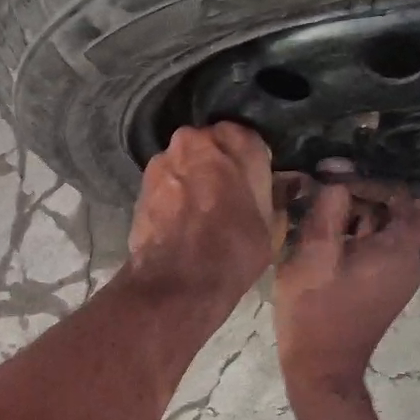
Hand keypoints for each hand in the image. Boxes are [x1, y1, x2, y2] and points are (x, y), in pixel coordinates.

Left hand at [125, 123, 274, 308]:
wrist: (178, 280)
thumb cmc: (234, 250)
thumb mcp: (273, 226)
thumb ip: (273, 195)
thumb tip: (278, 187)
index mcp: (238, 141)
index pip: (249, 140)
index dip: (251, 164)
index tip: (252, 186)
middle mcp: (198, 139)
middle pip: (212, 146)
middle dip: (217, 166)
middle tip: (225, 197)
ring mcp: (164, 158)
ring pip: (184, 163)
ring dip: (191, 179)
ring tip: (198, 213)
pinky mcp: (141, 182)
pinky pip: (165, 183)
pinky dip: (171, 195)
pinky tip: (177, 221)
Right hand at [272, 178, 419, 396]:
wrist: (321, 368)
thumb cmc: (315, 309)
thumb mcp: (314, 252)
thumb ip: (328, 208)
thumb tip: (336, 176)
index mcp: (401, 249)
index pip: (412, 198)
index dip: (380, 183)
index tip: (340, 182)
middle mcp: (411, 262)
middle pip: (398, 214)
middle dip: (362, 199)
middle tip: (322, 195)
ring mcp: (399, 280)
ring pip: (385, 233)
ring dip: (356, 220)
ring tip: (317, 217)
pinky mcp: (384, 291)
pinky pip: (378, 253)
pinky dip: (356, 241)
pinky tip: (324, 243)